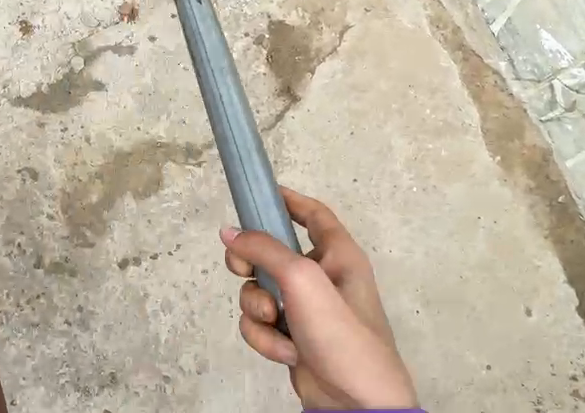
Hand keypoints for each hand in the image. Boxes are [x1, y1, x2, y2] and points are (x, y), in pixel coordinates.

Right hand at [222, 187, 417, 409]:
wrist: (356, 407)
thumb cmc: (341, 335)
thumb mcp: (302, 280)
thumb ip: (263, 249)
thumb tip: (228, 232)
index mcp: (339, 257)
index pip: (313, 214)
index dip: (286, 199)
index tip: (254, 193)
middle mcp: (322, 278)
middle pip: (270, 250)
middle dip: (250, 260)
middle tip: (241, 268)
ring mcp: (305, 310)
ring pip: (258, 287)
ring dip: (257, 305)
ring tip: (275, 322)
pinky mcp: (292, 337)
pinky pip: (260, 321)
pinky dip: (264, 335)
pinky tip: (285, 351)